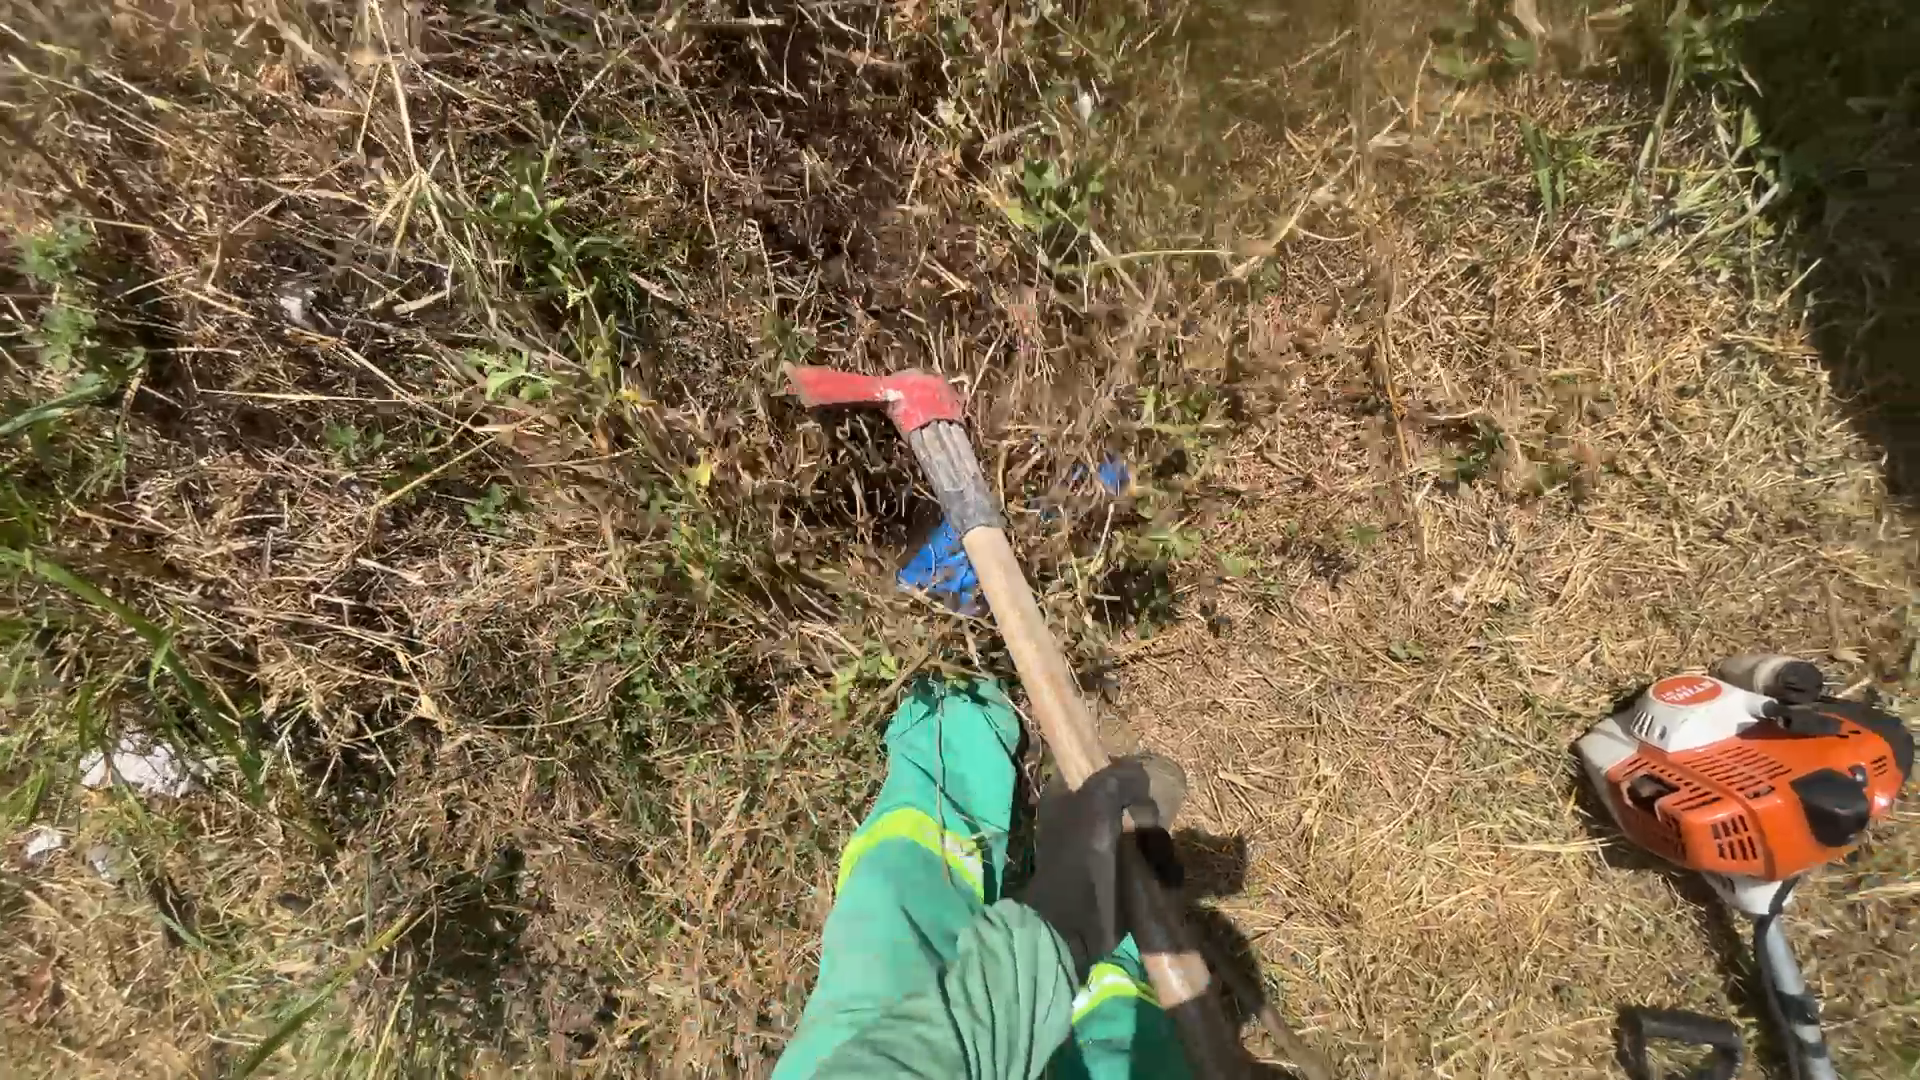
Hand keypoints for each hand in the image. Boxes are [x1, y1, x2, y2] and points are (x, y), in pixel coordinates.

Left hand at [1021, 758, 1179, 978]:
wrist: (1073, 922)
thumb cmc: (1079, 856)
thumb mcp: (1094, 805)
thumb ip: (1117, 780)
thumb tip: (1140, 774)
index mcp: (1066, 795)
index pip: (1099, 770)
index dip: (1121, 773)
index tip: (1140, 786)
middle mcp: (1083, 817)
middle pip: (1128, 801)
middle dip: (1147, 816)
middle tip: (1150, 829)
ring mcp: (1102, 847)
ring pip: (1142, 831)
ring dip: (1158, 844)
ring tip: (1160, 859)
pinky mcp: (1118, 874)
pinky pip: (1147, 859)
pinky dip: (1160, 865)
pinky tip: (1165, 874)